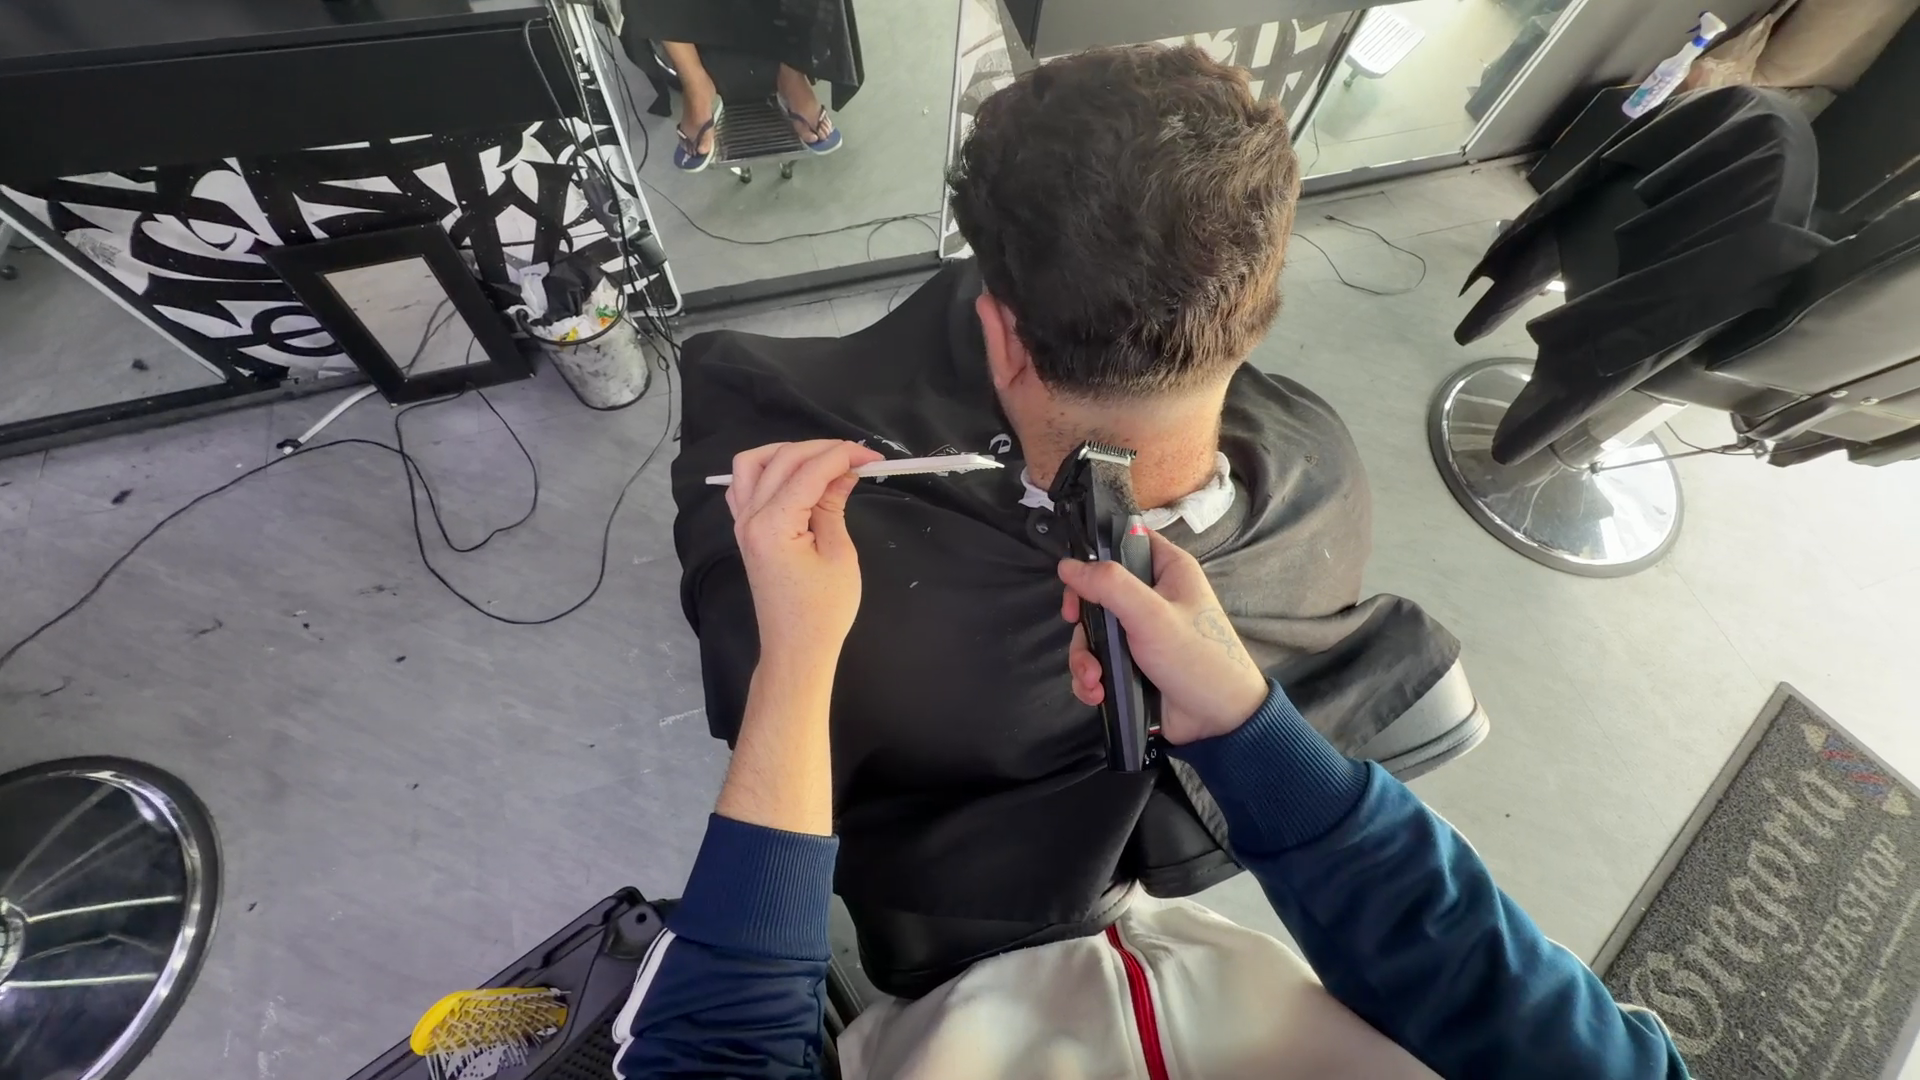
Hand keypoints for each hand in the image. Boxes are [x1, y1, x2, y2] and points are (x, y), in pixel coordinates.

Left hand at [727, 440, 884, 664]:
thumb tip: (844, 471)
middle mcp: (750, 517)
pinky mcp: (745, 532)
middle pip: (782, 459)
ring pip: (754, 464)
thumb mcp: (839, 555)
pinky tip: (795, 477)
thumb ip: (833, 505)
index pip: (809, 471)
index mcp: (774, 524)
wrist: (796, 648)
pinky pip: (745, 486)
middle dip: (822, 450)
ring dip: (789, 453)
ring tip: (824, 460)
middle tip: (858, 457)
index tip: (873, 456)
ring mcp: (742, 524)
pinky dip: (769, 471)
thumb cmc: (824, 611)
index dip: (843, 456)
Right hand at [1057, 531, 1268, 744]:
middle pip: (1098, 591)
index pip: (1125, 542)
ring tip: (1094, 679)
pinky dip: (1091, 677)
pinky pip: (1097, 660)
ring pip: (1093, 631)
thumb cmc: (1195, 658)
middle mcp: (1153, 596)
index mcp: (1168, 570)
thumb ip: (1108, 585)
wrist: (1219, 722)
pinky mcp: (1131, 663)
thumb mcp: (1151, 615)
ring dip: (1085, 657)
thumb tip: (1067, 565)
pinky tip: (1096, 692)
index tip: (1076, 579)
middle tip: (1075, 627)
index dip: (1096, 555)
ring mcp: (1140, 632)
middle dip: (1083, 620)